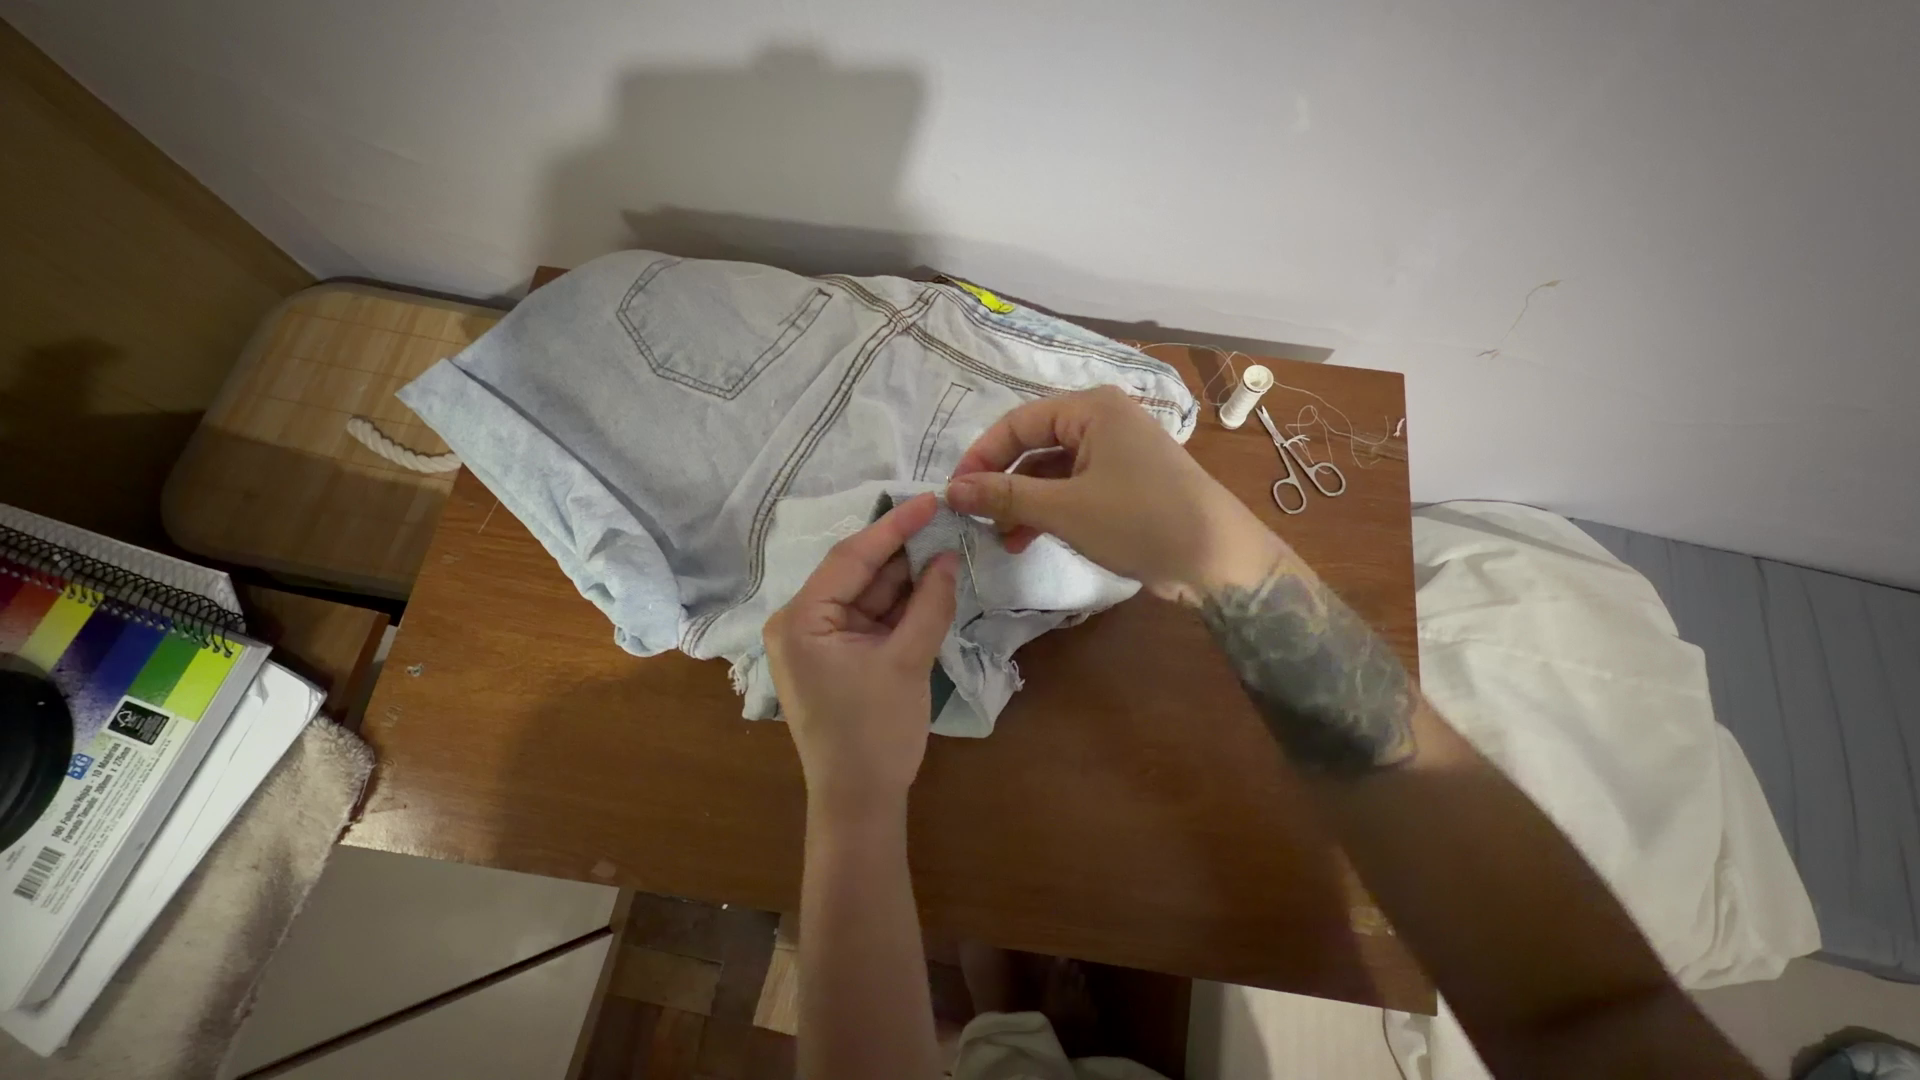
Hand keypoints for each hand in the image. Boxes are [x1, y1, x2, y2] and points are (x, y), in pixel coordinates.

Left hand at [763, 494, 958, 822]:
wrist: (860, 801)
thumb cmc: (875, 732)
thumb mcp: (907, 662)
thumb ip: (929, 605)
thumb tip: (949, 558)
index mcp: (800, 620)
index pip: (850, 558)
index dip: (893, 526)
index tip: (930, 500)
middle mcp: (801, 622)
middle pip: (857, 573)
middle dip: (902, 551)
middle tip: (945, 521)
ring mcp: (819, 641)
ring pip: (867, 595)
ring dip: (905, 577)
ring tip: (946, 546)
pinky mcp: (838, 658)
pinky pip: (871, 619)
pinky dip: (901, 606)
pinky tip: (932, 584)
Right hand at [945, 386, 1280, 602]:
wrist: (1218, 559)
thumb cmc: (1140, 520)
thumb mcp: (1065, 508)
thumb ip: (1005, 496)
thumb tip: (952, 490)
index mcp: (1092, 408)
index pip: (1018, 423)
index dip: (982, 457)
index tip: (954, 492)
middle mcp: (1104, 421)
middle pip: (1035, 445)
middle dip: (1003, 483)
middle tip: (976, 518)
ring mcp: (1117, 453)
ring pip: (1053, 471)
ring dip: (1024, 503)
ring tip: (1002, 538)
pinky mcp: (1126, 483)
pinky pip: (1074, 488)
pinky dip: (1049, 511)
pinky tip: (1028, 539)